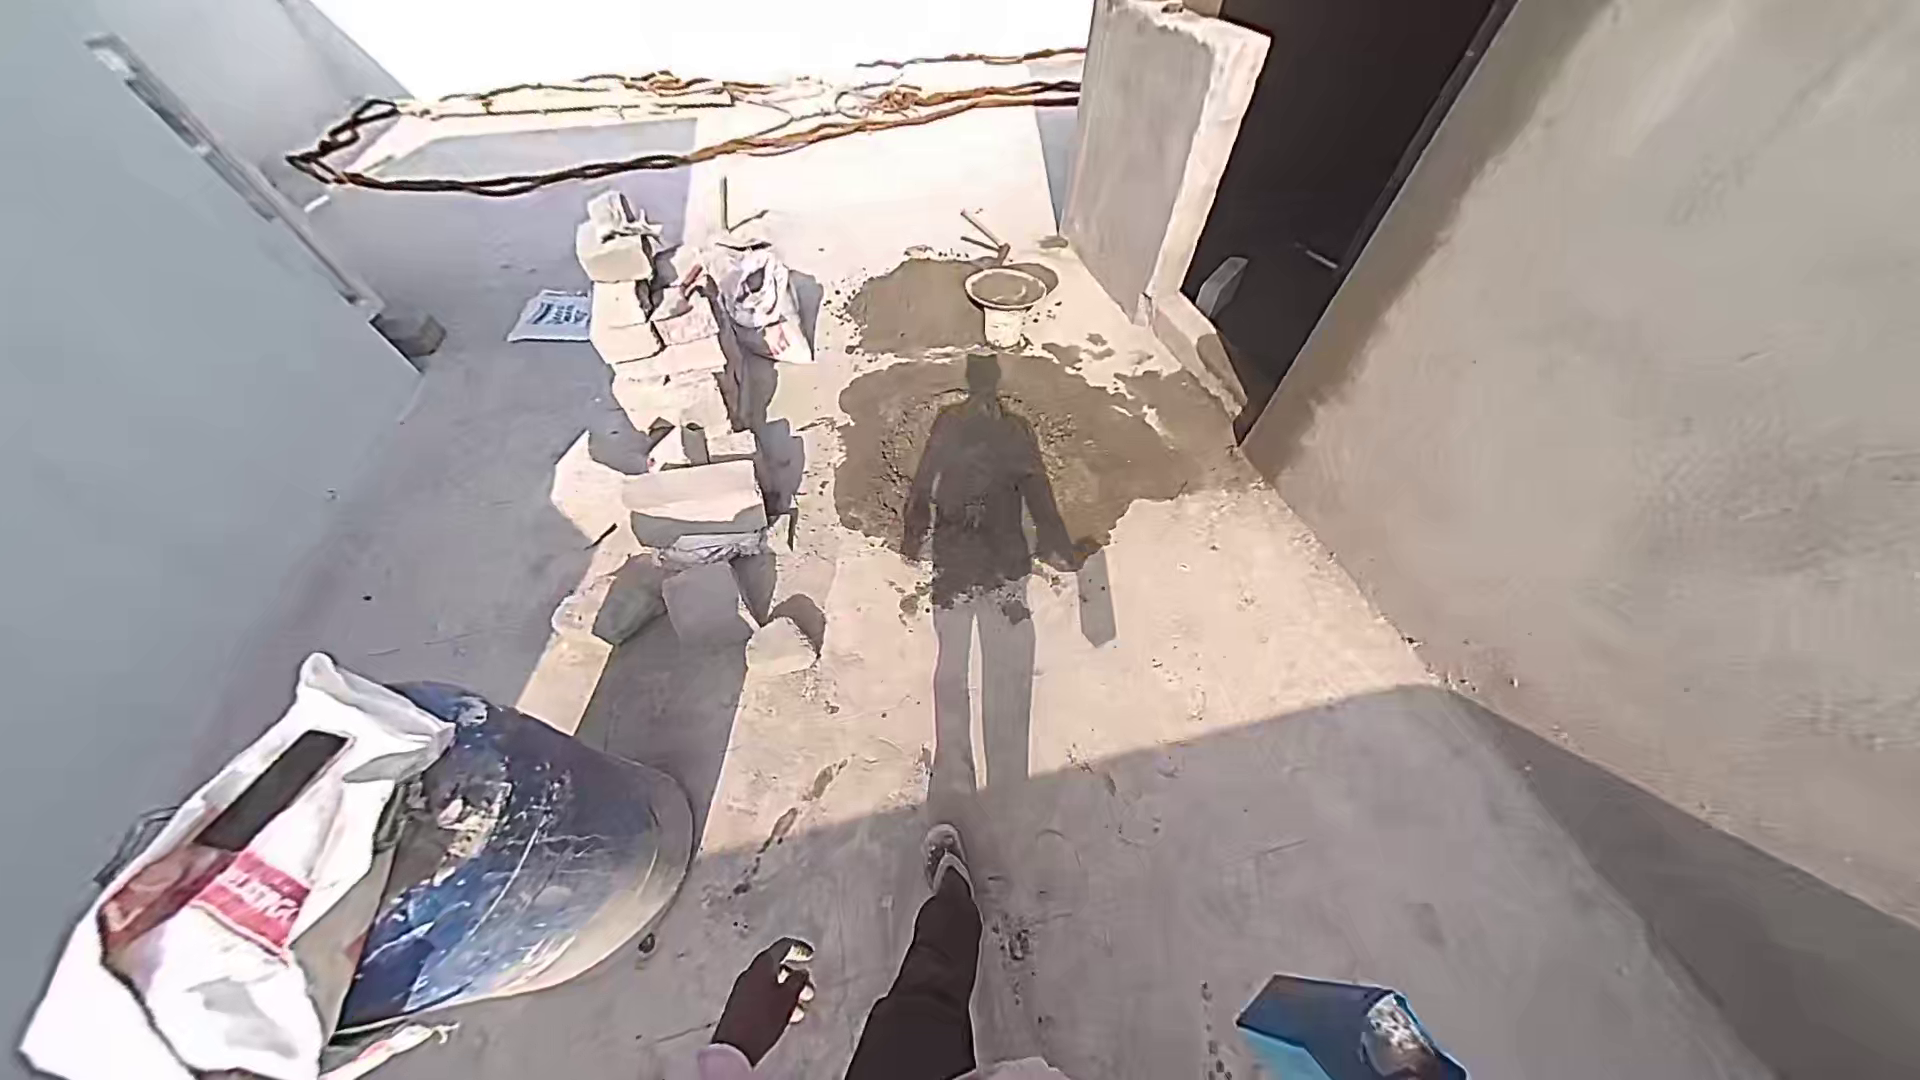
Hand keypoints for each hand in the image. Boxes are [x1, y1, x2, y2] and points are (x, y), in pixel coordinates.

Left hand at [712, 937, 814, 1065]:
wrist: (733, 1050)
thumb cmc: (763, 1019)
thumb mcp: (788, 997)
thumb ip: (798, 980)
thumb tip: (801, 972)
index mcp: (763, 964)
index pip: (784, 946)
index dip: (799, 949)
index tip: (810, 955)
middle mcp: (751, 972)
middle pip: (777, 966)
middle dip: (795, 977)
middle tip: (808, 990)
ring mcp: (742, 989)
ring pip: (770, 984)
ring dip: (786, 993)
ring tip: (799, 1009)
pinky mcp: (737, 1007)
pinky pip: (761, 996)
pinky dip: (775, 1001)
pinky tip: (784, 1016)